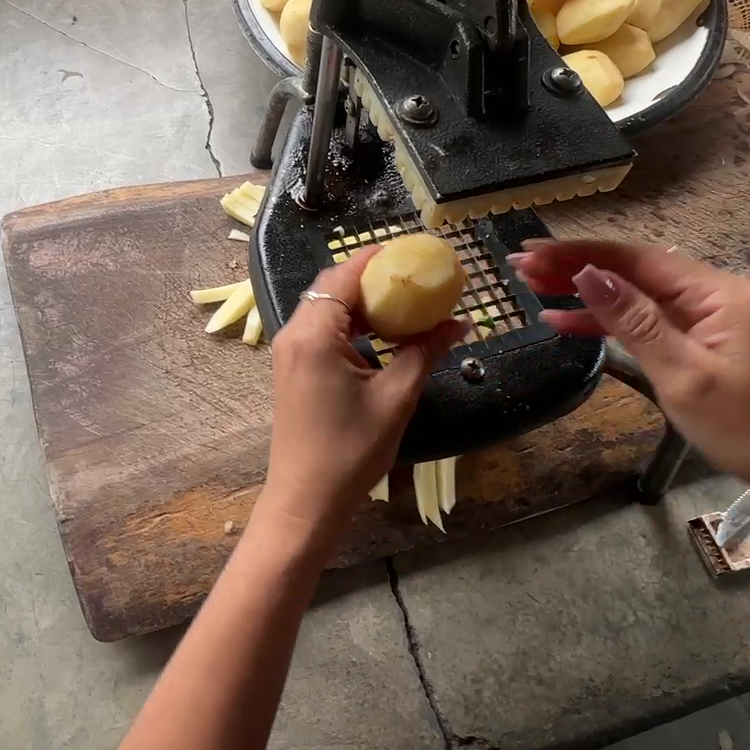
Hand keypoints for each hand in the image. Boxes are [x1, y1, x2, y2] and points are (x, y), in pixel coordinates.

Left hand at [261, 247, 467, 540]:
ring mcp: (289, 352)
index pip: (342, 276)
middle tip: (413, 277)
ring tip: (405, 303)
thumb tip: (460, 323)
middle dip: (371, 278)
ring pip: (325, 308)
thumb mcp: (396, 397)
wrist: (306, 500)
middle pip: (331, 287)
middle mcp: (293, 334)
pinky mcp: (293, 368)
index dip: (375, 258)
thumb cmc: (351, 450)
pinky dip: (350, 324)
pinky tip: (381, 334)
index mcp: (314, 334)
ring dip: (362, 302)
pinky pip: (321, 330)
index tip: (410, 250)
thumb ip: (424, 352)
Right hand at [509, 240, 749, 502]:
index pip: (637, 259)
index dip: (580, 252)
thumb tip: (589, 274)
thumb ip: (634, 321)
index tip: (533, 251)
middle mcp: (719, 294)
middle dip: (576, 267)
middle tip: (521, 268)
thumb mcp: (683, 376)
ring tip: (533, 290)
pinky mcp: (710, 339)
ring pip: (639, 294)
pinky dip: (612, 321)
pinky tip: (568, 323)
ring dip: (587, 293)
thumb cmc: (749, 429)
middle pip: (635, 271)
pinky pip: (652, 319)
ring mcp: (715, 317)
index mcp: (720, 294)